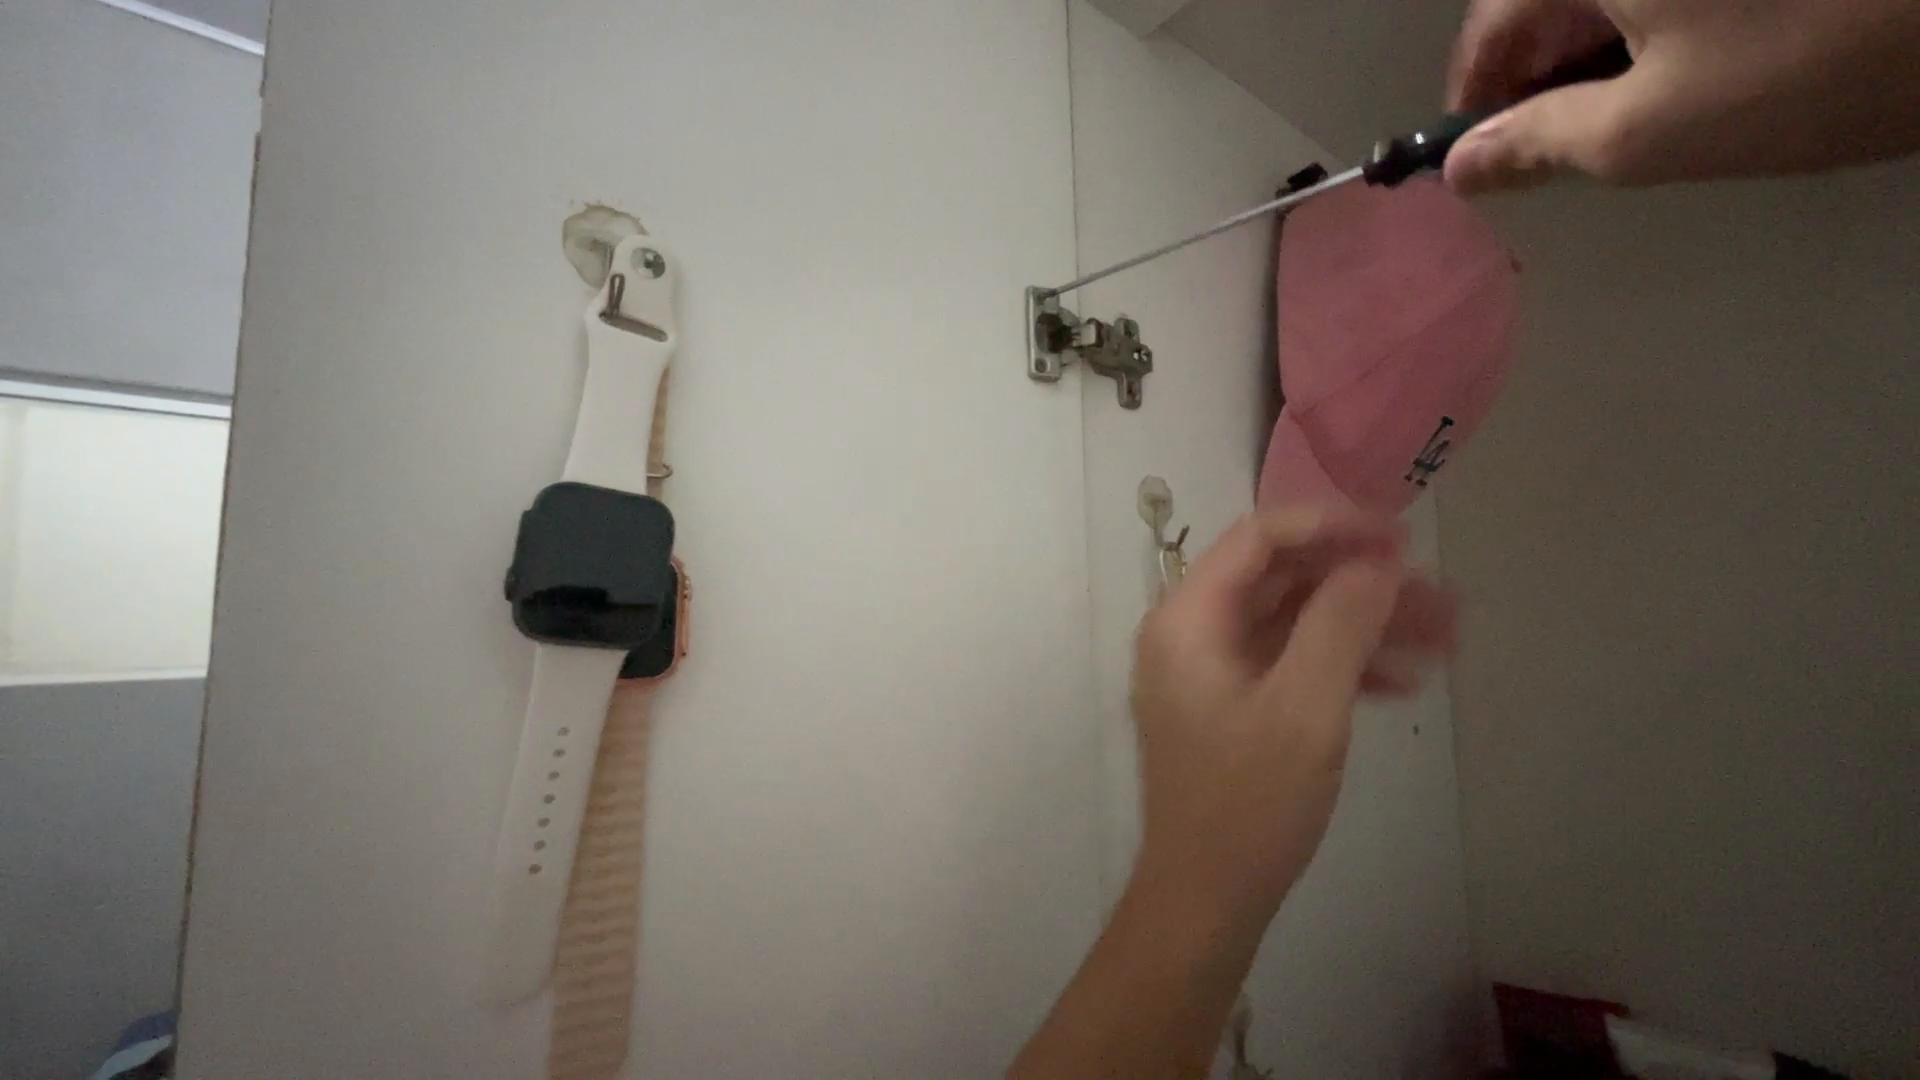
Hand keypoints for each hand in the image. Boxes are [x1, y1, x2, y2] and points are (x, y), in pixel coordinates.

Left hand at [1129, 507, 1455, 917]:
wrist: (1206, 895)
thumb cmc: (1248, 804)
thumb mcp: (1305, 710)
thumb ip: (1339, 625)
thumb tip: (1375, 563)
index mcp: (1186, 619)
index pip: (1257, 539)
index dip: (1330, 526)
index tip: (1401, 538)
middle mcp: (1189, 631)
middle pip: (1279, 578)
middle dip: (1360, 582)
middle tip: (1439, 596)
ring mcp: (1207, 667)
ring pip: (1291, 621)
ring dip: (1362, 625)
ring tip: (1445, 639)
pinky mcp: (1229, 701)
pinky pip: (1287, 662)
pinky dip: (1340, 664)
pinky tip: (1403, 683)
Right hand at [1444, 0, 1919, 194]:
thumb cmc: (1813, 67)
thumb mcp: (1647, 133)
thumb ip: (1534, 147)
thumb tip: (1461, 167)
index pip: (1492, 21)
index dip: (1470, 91)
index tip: (1472, 148)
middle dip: (1533, 64)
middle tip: (1548, 132)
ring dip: (1595, 37)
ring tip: (1620, 96)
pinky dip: (1657, 11)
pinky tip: (1689, 44)